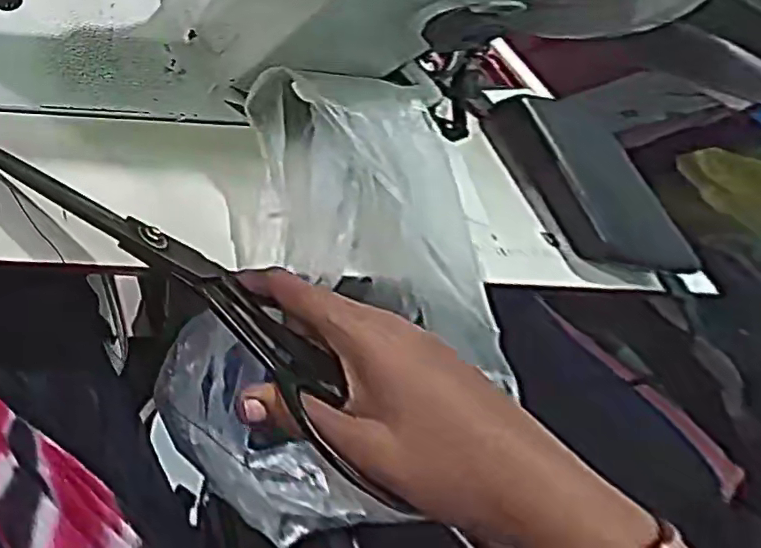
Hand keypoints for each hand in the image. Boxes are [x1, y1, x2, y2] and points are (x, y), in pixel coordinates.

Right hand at [234, 270, 659, 547]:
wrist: (554, 504)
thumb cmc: (464, 470)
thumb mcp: (358, 443)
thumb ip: (294, 412)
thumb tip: (253, 399)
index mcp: (364, 333)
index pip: (291, 287)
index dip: (254, 283)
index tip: (233, 286)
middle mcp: (393, 328)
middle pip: (318, 306)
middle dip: (287, 326)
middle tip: (268, 357)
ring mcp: (421, 344)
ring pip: (349, 326)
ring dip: (322, 345)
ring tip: (316, 389)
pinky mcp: (440, 363)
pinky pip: (379, 342)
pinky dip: (354, 357)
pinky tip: (360, 400)